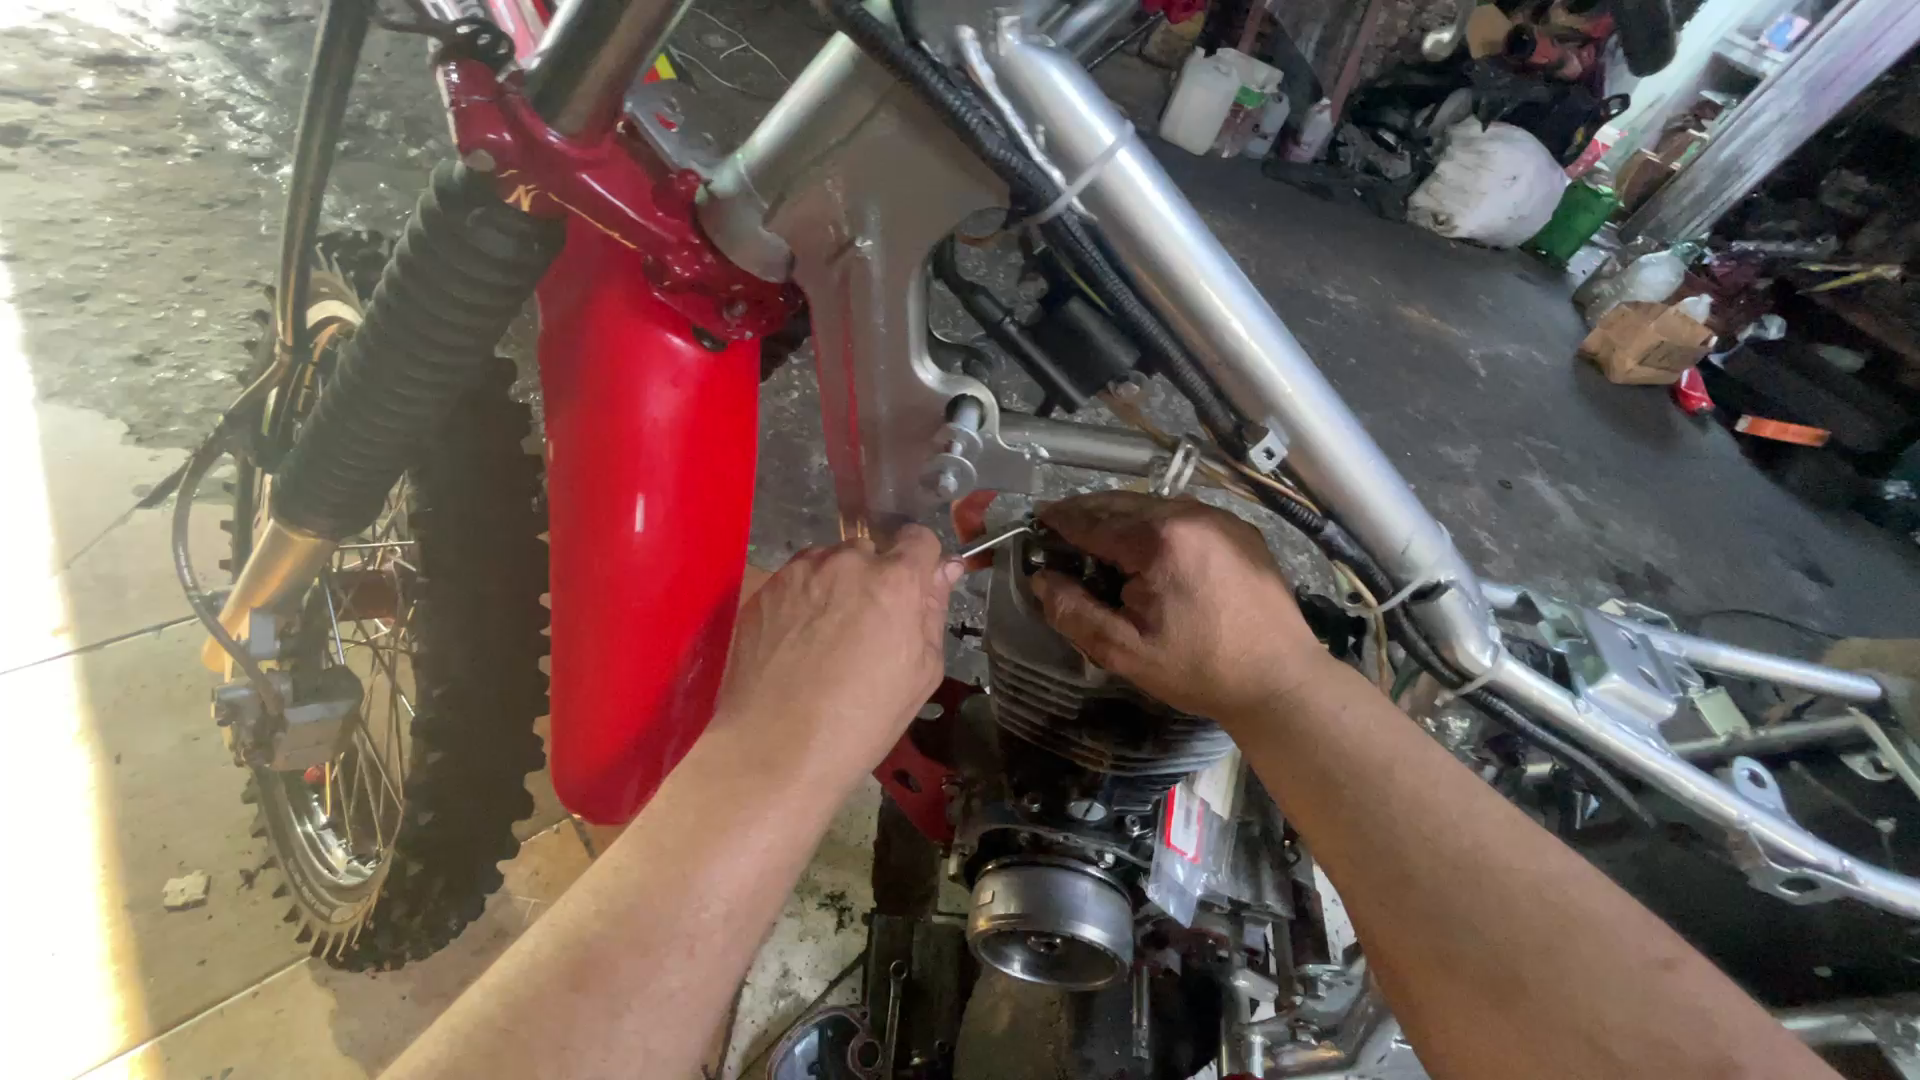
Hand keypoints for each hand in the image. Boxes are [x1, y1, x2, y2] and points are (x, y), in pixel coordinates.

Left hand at [711, 525, 961, 787]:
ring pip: (829, 563)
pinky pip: (795, 580)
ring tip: (824, 637)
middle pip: (870, 552)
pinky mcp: (764, 588)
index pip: (919, 538)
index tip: (912, 591)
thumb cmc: (863, 720)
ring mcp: (799, 572)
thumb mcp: (922, 672)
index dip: (919, 564)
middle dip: (873, 579)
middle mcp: (847, 562)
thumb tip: (945, 570)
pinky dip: (801, 599)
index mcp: (895, 580)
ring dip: (835, 585)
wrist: (776, 748)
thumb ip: (934, 610)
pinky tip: (796, 642)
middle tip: (865, 627)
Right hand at [1030, 492, 1330, 725]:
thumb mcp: (1123, 650)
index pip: (1093, 521)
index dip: (1060, 521)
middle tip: (1060, 527)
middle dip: (1087, 513)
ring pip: (1154, 506)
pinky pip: (1184, 516)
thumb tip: (1041, 579)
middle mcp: (1190, 514)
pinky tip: (1147, 547)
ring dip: (1121, 516)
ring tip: (1099, 535)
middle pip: (1122, 504)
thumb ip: (1073, 611)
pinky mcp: (1241, 531)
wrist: (1280, 680)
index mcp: (1158, 540)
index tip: (1036, 519)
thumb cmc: (1199, 668)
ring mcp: (1220, 519)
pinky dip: (1155, 523)